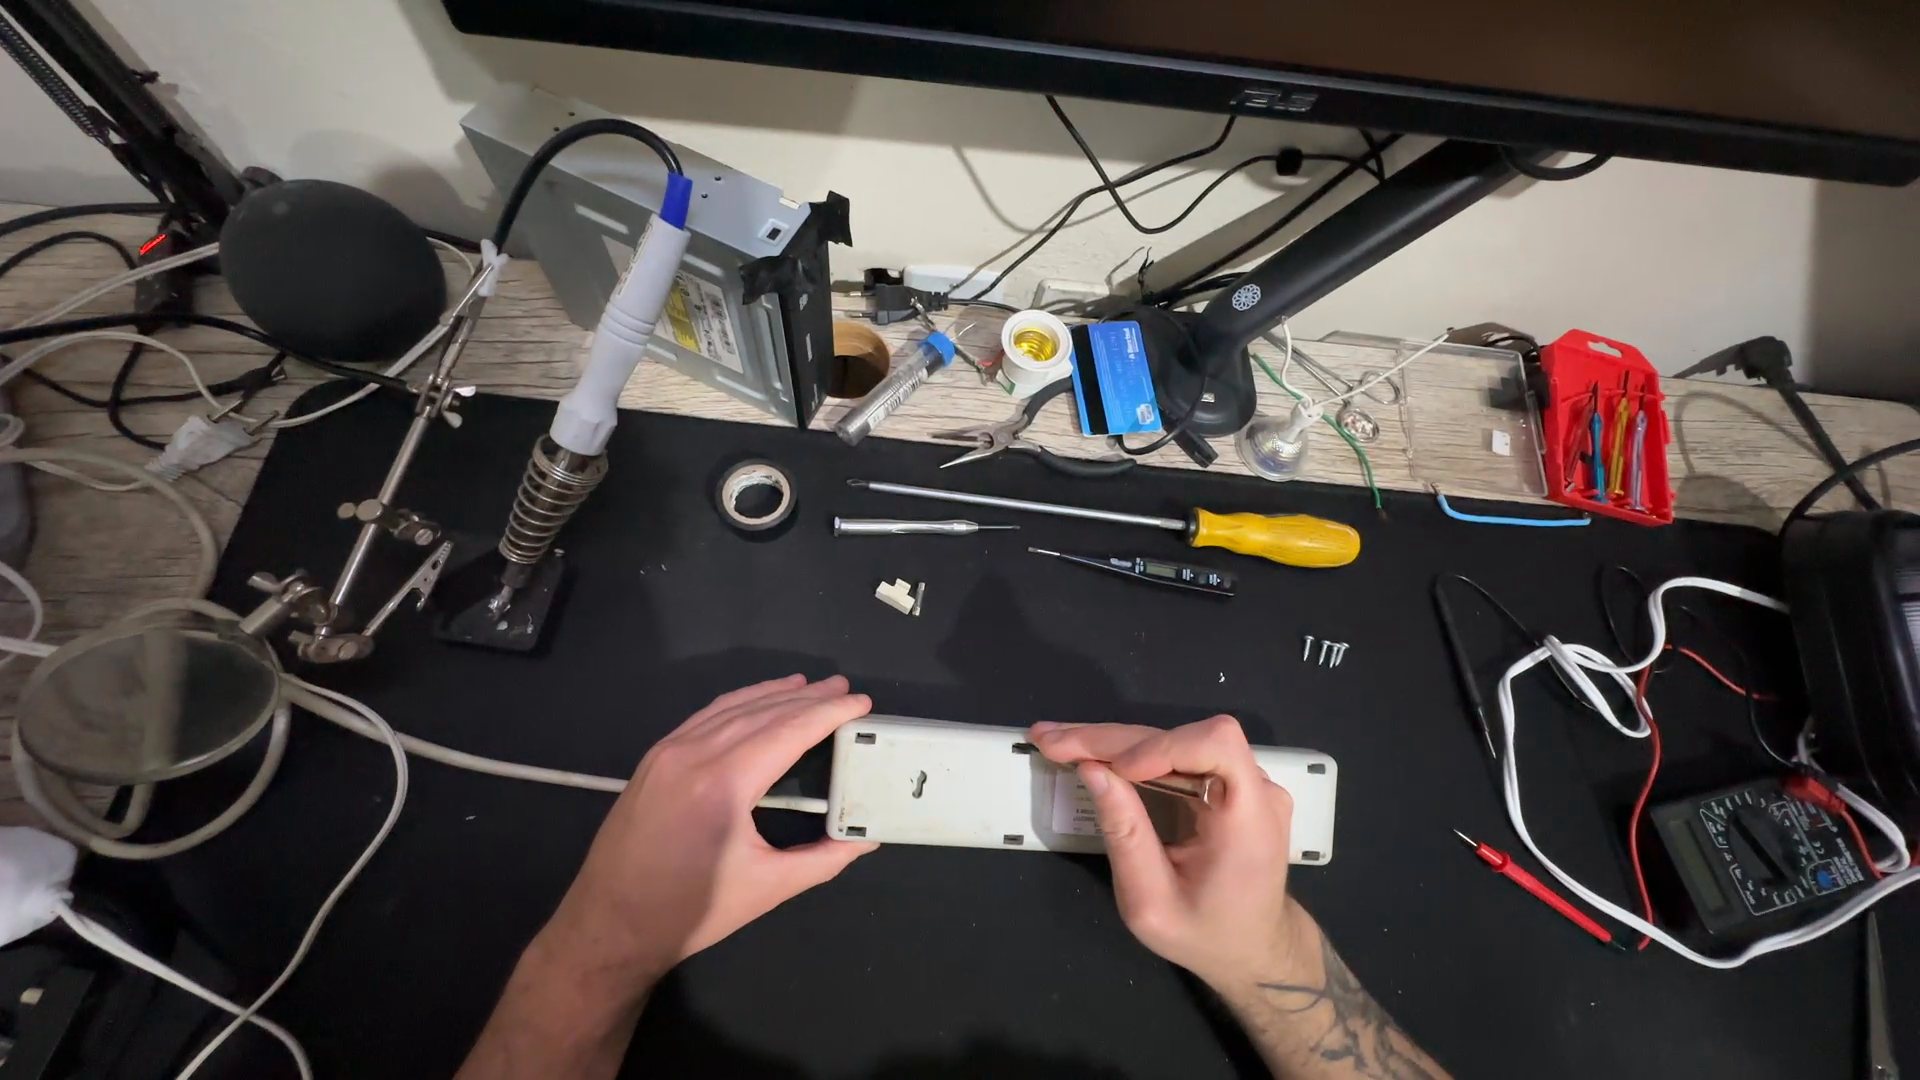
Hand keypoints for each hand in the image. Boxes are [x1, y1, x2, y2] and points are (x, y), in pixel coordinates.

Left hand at [538, 675, 878, 995]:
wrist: (607, 927)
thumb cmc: (691, 911)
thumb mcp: (766, 888)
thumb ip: (822, 859)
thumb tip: (866, 838)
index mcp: (724, 784)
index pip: (788, 731)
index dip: (828, 713)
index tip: (860, 701)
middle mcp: (695, 754)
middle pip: (764, 711)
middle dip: (808, 697)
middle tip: (844, 687)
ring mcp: (670, 751)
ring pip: (734, 706)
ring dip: (776, 693)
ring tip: (811, 685)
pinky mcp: (656, 757)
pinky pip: (707, 715)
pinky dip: (741, 701)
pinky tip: (761, 699)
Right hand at [1027, 715, 1310, 990]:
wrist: (1250, 948)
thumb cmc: (1204, 935)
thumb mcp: (1151, 904)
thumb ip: (1125, 836)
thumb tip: (1091, 769)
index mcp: (1248, 821)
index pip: (1218, 745)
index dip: (1164, 746)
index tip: (1119, 770)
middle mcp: (1252, 787)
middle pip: (1178, 736)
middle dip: (1108, 740)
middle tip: (1049, 740)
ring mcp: (1241, 778)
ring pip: (1168, 738)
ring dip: (1109, 742)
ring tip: (1056, 742)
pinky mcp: (1222, 776)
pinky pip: (1172, 751)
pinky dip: (1125, 751)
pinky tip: (1087, 750)